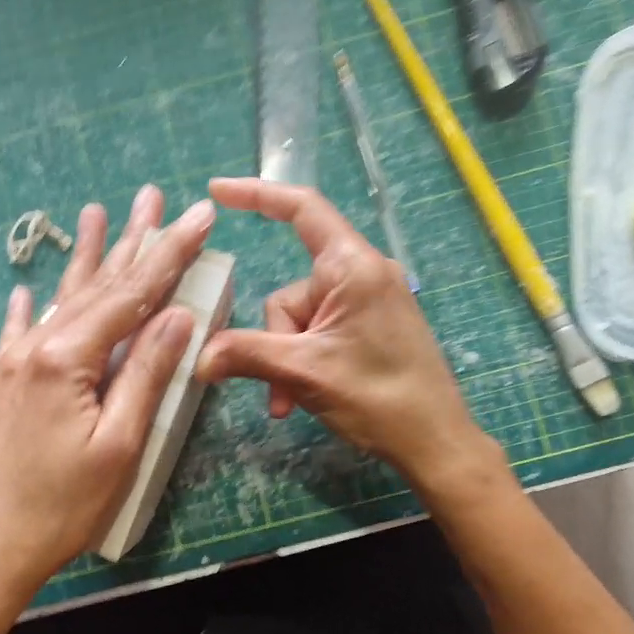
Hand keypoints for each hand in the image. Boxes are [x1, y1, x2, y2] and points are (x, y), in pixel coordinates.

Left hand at [0, 186, 212, 616]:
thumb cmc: (61, 508)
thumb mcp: (118, 445)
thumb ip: (146, 374)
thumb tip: (177, 315)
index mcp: (66, 359)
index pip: (130, 295)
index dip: (169, 254)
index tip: (200, 215)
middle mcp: (32, 350)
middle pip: (92, 287)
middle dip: (129, 241)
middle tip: (151, 196)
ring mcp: (7, 367)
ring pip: (56, 304)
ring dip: (81, 261)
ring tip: (93, 215)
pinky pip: (17, 335)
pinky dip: (30, 310)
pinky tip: (27, 291)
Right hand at [195, 178, 506, 491]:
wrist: (435, 442)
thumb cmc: (378, 397)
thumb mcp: (303, 372)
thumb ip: (245, 354)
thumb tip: (198, 356)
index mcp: (352, 267)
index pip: (301, 209)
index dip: (257, 194)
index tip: (217, 191)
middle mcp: (362, 274)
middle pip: (289, 291)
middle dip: (273, 340)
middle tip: (279, 385)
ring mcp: (368, 301)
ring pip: (299, 321)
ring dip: (286, 362)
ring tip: (292, 400)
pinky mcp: (371, 326)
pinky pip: (320, 333)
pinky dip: (304, 363)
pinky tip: (303, 397)